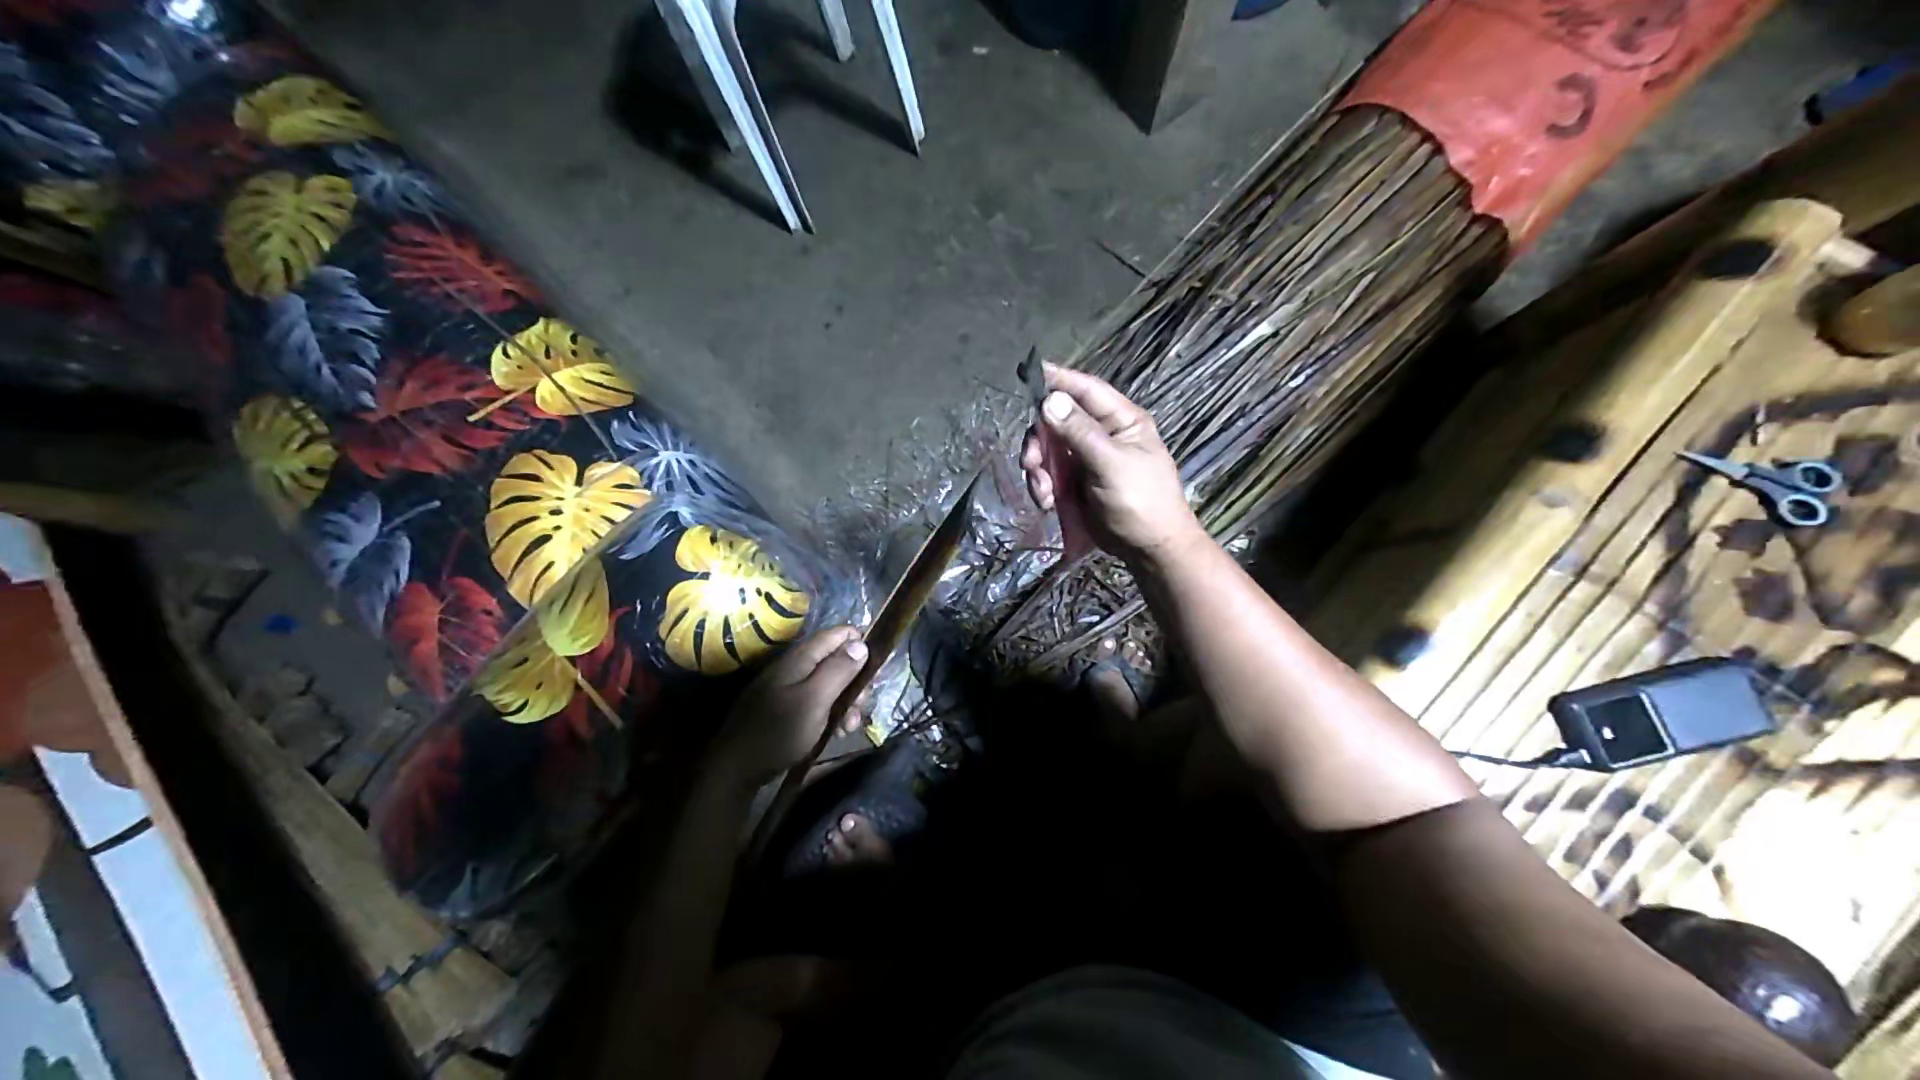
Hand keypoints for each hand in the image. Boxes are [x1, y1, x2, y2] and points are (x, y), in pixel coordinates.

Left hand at [708, 626, 868, 791]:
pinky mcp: (786, 709)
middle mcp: (794, 668)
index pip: (836, 634)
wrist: (736, 769)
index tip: (875, 668)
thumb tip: (861, 643)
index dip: (859, 644)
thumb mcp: (814, 700)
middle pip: (835, 661)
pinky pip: (817, 702)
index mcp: (800, 659)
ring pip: (828, 684)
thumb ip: (838, 670)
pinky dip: (830, 714)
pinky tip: (836, 732)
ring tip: (849, 727)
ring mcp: (788, 689)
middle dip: (855, 681)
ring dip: (845, 702)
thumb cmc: (779, 732)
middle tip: (862, 706)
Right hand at [1021, 363, 1205, 567]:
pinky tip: (1047, 503)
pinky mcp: (1075, 484)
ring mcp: (1087, 459)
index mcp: (1121, 421)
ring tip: (1044, 494)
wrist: (1150, 550)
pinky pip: (1049, 475)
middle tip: (1031, 463)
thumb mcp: (1111, 464)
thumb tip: (1049, 399)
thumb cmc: (1141, 502)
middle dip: (1040, 442)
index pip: (1086, 390)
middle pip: (1057, 421)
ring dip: (1039, 470)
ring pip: (1048, 450)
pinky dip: (1042, 487)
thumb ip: (1080, 432)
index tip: (1028, 372)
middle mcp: (1102, 435)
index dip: (1058, 380)